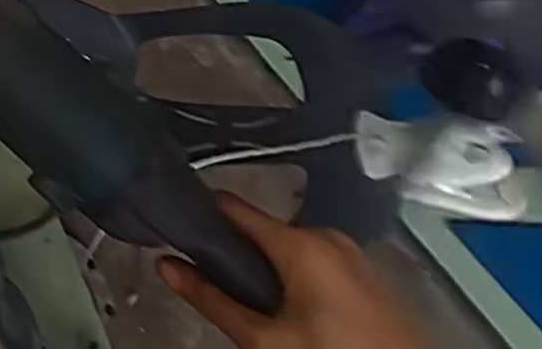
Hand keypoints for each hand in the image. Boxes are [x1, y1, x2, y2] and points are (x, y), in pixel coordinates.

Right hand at [158, 194, 428, 348]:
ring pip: (293, 251)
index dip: (201, 216)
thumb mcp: (267, 342)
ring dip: (274, 273)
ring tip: (271, 314)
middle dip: (243, 258)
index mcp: (301, 242)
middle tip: (231, 292)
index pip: (230, 206)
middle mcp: (329, 237)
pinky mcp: (376, 280)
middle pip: (262, 232)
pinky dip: (305, 283)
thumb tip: (165, 266)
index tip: (181, 231)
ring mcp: (357, 258)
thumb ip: (213, 299)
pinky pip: (324, 266)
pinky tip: (307, 320)